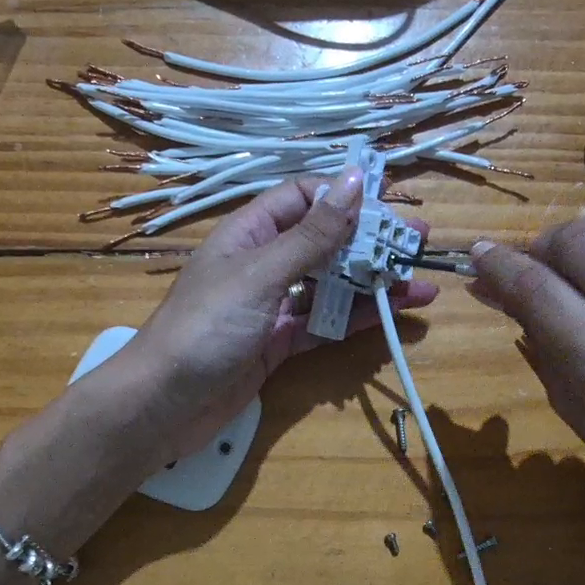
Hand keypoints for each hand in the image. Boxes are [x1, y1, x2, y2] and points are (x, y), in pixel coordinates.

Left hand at [111, 172, 438, 463]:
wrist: (163, 404)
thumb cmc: (205, 328)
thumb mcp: (261, 274)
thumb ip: (311, 235)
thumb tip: (354, 180)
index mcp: (249, 233)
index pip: (303, 199)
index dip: (345, 198)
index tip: (390, 205)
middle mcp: (262, 264)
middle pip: (323, 243)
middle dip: (370, 243)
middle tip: (420, 245)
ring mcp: (270, 307)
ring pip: (329, 287)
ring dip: (371, 285)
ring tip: (420, 287)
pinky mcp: (277, 345)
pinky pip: (323, 325)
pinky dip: (355, 321)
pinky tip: (391, 316)